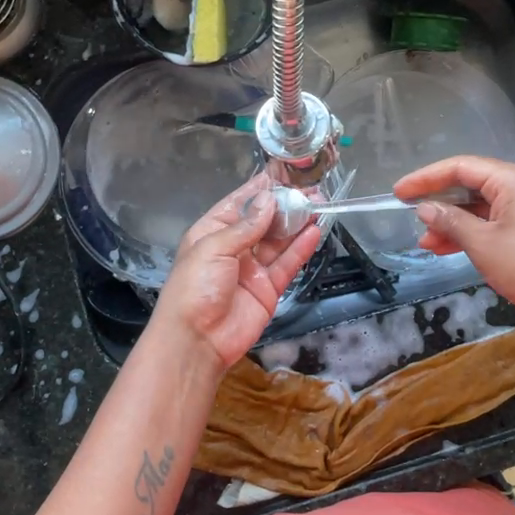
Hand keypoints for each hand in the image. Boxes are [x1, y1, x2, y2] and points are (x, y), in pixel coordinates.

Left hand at [148, 174, 325, 370]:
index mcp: (212, 231)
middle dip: (286, 206)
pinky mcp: (269, 289)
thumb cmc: (195, 287)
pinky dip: (301, 248)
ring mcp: (252, 268)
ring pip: (279, 241)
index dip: (261, 190)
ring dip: (298, 224)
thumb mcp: (214, 248)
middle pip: (264, 221)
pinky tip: (315, 231)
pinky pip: (287, 264)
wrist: (196, 340)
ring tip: (320, 205)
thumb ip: (246, 225)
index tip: (284, 174)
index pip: (239, 203)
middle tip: (311, 190)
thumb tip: (269, 200)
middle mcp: (233, 247)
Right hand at [394, 156, 514, 323]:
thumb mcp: (482, 244)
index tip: (398, 192)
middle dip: (438, 201)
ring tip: (425, 242)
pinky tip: (447, 247)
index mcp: (513, 179)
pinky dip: (469, 231)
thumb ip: (450, 221)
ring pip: (479, 205)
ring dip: (451, 221)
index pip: (460, 166)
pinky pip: (492, 220)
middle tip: (408, 213)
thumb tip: (424, 209)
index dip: (426, 178)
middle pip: (470, 183)